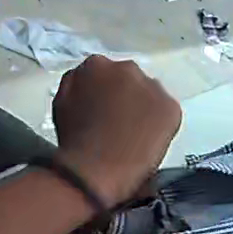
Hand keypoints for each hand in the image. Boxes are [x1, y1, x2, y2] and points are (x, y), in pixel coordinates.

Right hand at [50, 56, 181, 205]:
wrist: (95, 168)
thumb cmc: (73, 139)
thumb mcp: (62, 102)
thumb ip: (76, 84)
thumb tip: (87, 82)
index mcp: (96, 65)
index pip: (101, 71)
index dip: (100, 90)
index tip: (99, 105)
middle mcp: (126, 68)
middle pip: (128, 78)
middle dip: (123, 94)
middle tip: (116, 118)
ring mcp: (152, 87)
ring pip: (149, 93)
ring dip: (142, 107)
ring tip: (132, 132)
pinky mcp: (170, 107)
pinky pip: (165, 111)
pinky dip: (158, 123)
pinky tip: (145, 139)